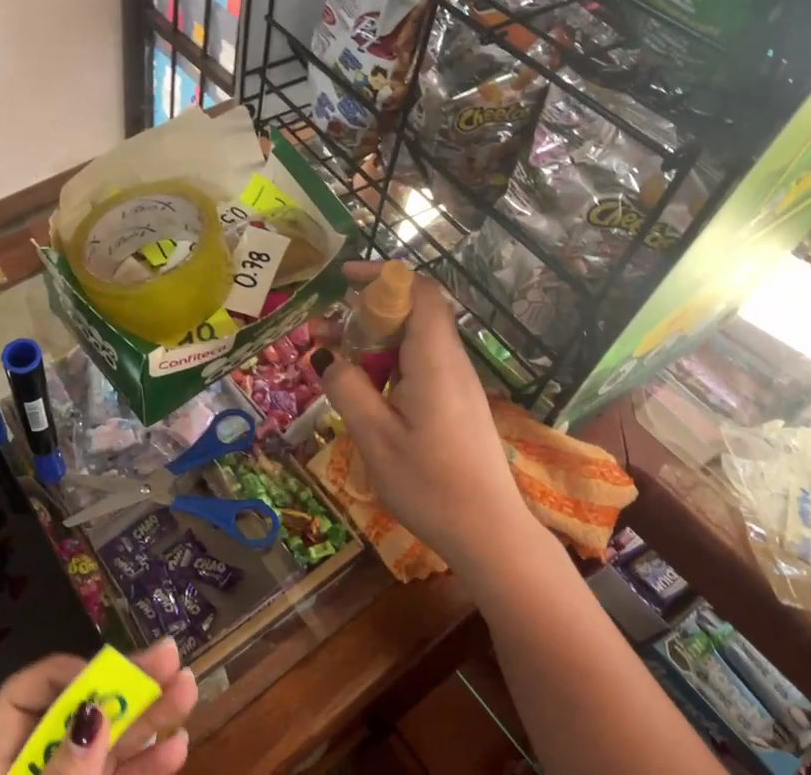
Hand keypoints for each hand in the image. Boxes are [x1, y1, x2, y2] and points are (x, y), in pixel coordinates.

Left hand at [0, 638, 197, 774]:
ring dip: (151, 718)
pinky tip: (178, 745)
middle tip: (171, 658)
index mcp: (0, 763)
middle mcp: (35, 768)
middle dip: (126, 685)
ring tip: (188, 690)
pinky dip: (150, 763)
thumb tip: (95, 713)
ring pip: (109, 742)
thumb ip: (66, 771)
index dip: (66, 675)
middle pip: (78, 712)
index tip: (108, 672)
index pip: (23, 694)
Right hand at [311, 260, 525, 560]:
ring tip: (331, 361)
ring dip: (372, 342)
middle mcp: (451, 363)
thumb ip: (347, 388)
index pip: (418, 291)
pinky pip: (419, 367)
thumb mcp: (375, 438)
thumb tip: (326, 354)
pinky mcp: (456, 405)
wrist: (490, 534)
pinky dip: (386, 365)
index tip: (342, 280)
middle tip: (321, 331)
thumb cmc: (431, 485)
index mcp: (435, 361)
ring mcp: (456, 384)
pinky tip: (362, 392)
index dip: (382, 275)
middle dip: (364, 312)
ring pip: (413, 342)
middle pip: (411, 313)